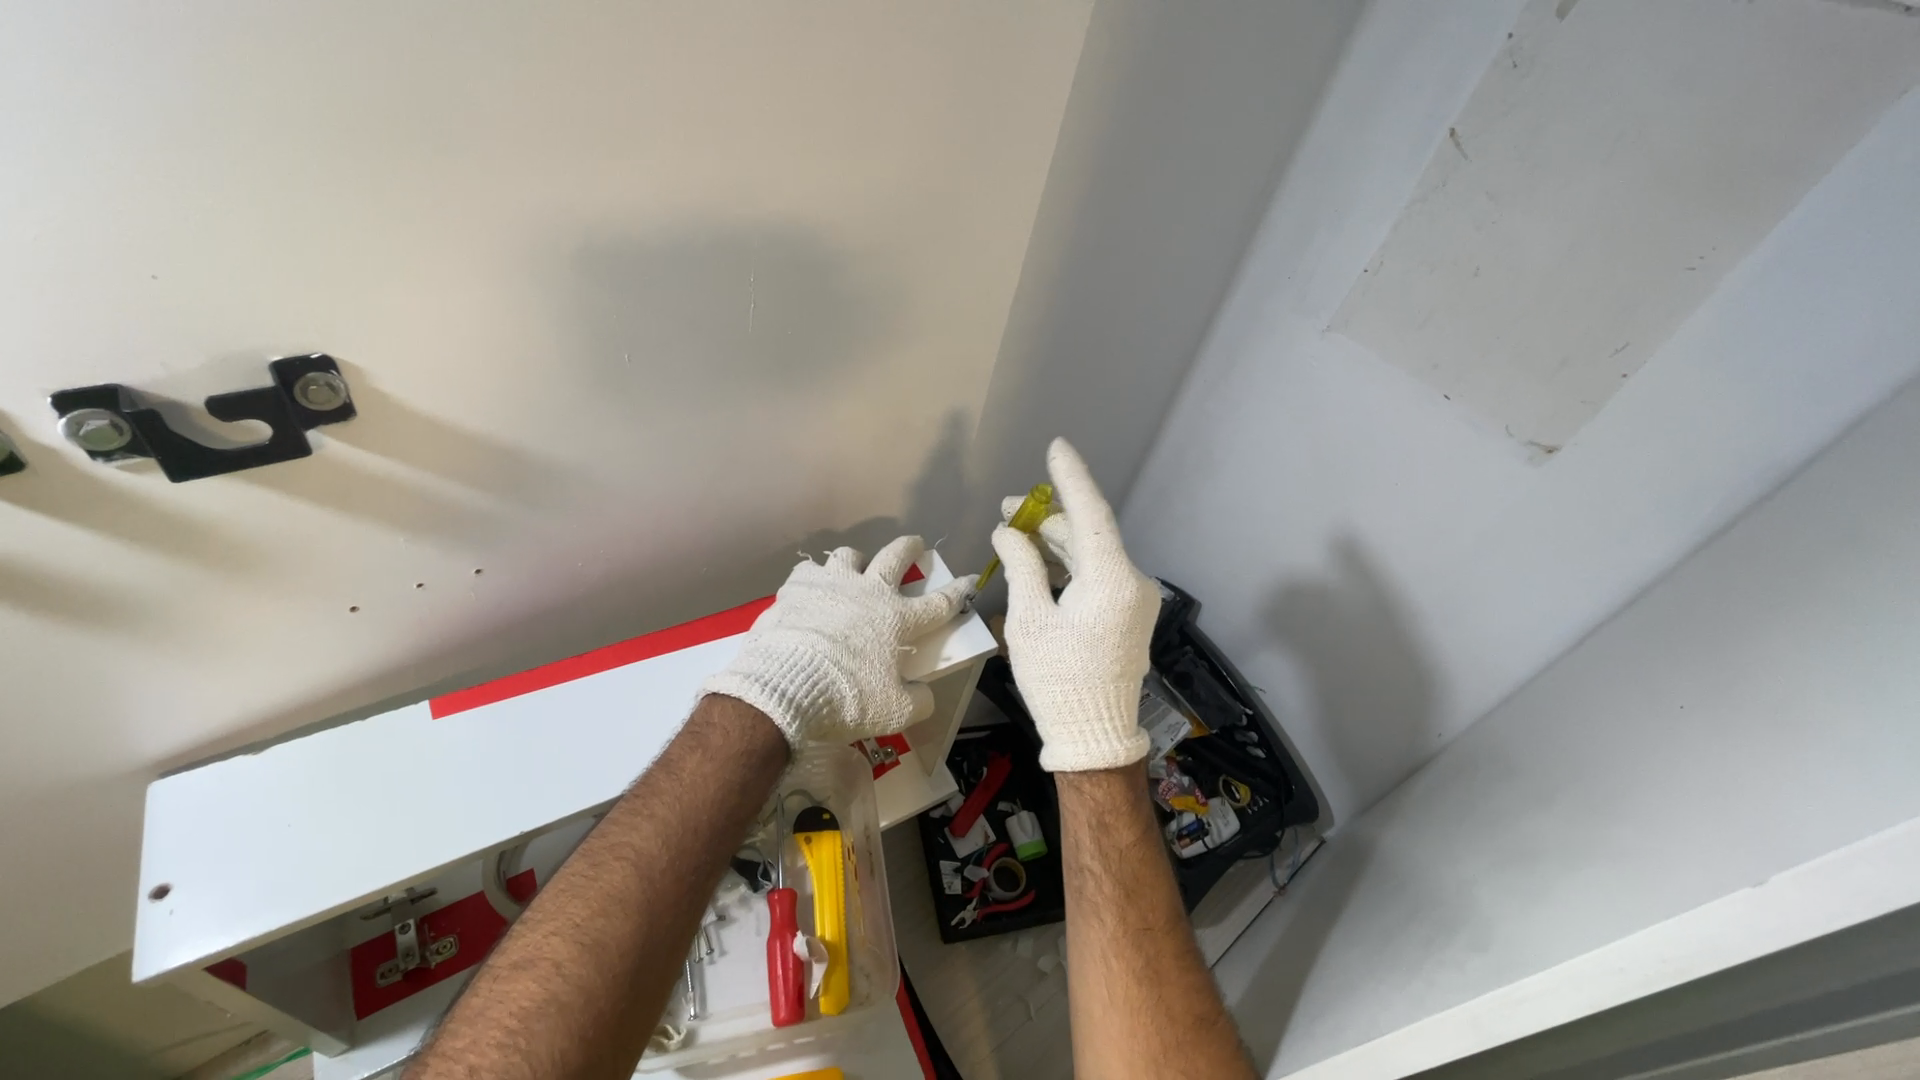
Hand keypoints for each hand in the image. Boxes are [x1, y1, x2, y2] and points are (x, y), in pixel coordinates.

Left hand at [701, 536, 974, 747]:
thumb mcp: (895, 712)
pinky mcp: (796, 588)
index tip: (970, 579)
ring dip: (857, 560)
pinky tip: (810, 592)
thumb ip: (918, 700)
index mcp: (898, 620)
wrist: (786, 688)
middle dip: (909, 548)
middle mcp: (869, 593)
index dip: (958, 591)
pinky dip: (814, 580)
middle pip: (896, 557)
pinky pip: (808, 572)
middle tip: (914, 544)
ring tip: (855, 569)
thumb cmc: (848, 699)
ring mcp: (831, 585)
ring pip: (850, 556)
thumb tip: (924, 693)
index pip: (939, 603)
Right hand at [992, 438, 1160, 771]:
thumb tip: (1009, 534)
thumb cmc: (1058, 680)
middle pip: (1088, 534)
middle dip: (1047, 518)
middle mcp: (1133, 582)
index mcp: (1112, 579)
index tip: (1056, 447)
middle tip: (1007, 510)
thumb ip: (1021, 567)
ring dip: (1056, 543)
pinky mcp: (1129, 615)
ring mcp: (1135, 599)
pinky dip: (1069, 566)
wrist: (1094, 736)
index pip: (1091, 513)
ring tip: (1015, 534)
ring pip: (1093, 555)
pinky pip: (1098, 577)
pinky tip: (1038, 564)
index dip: (1070, 478)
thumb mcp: (1030, 621)